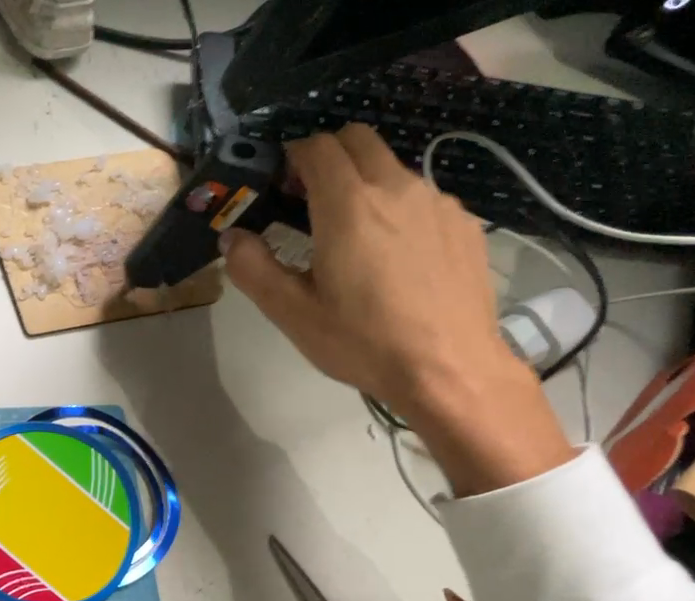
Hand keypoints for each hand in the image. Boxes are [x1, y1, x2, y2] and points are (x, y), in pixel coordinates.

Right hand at [220, 125, 574, 495]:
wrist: (447, 366)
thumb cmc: (360, 341)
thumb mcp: (291, 312)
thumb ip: (253, 267)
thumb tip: (232, 236)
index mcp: (348, 206)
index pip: (317, 147)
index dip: (291, 157)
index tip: (277, 186)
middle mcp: (397, 188)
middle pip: (358, 140)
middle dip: (326, 157)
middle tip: (305, 200)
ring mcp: (437, 201)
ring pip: (391, 167)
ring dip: (361, 183)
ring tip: (348, 236)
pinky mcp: (462, 222)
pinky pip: (420, 196)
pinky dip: (395, 208)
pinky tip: (390, 257)